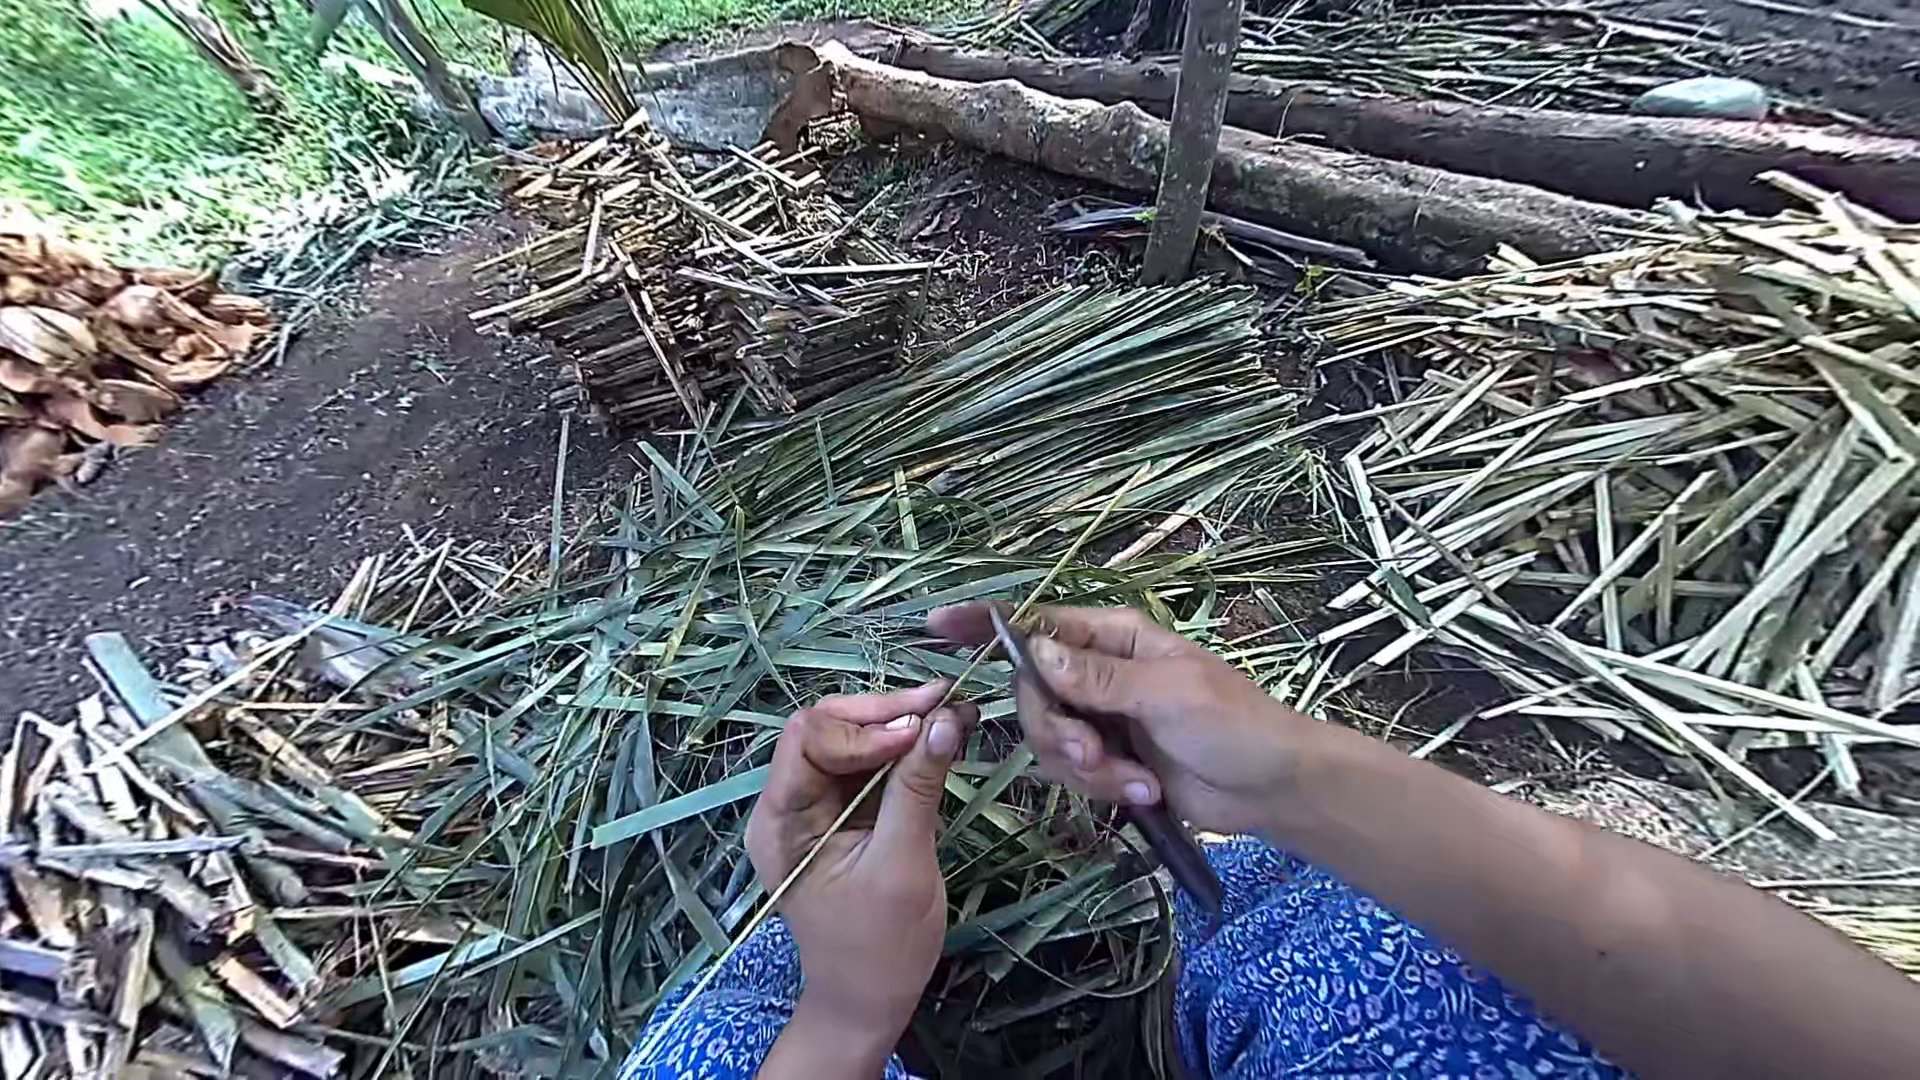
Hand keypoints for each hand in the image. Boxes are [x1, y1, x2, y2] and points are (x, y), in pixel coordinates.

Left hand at [745, 681, 975, 1051]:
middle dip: (886, 713)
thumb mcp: (902, 867)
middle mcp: (791, 799)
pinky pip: (872, 757)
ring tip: (952, 711)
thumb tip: (947, 719)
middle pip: (829, 726)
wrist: (872, 997)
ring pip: (854, 734)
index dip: (863, 729)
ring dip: (902, 720)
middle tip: (944, 704)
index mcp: (782, 819)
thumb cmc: (880, 947)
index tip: (918, 732)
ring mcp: (817, 799)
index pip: (808, 740)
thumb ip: (918, 788)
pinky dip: (907, 742)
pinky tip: (941, 733)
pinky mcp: (845, 803)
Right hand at [929, 603, 1323, 834]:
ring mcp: (1095, 716)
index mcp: (1110, 637)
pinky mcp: (1101, 757)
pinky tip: (1142, 792)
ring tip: (1134, 779)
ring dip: (1084, 767)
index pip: (1036, 622)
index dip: (986, 623)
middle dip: (1057, 731)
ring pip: (1046, 737)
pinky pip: (1069, 771)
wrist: (1270, 789)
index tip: (939, 625)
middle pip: (1031, 693)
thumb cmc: (1233, 722)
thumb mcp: (1169, 692)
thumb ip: (1098, 675)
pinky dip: (1100, 787)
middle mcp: (1093, 671)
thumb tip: (1035, 651)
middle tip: (1096, 754)